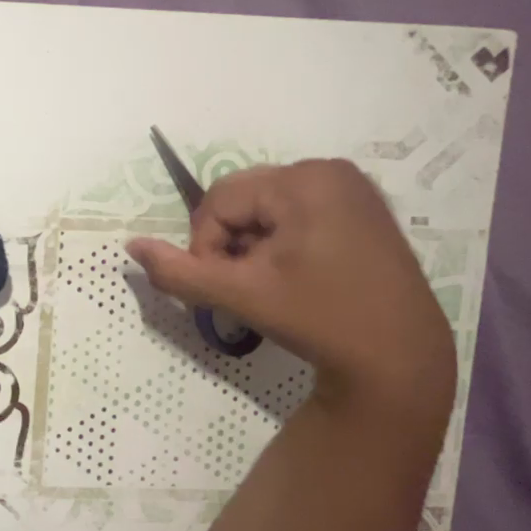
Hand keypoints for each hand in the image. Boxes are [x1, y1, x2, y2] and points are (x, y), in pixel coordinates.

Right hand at [126, 159, 454, 401]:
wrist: (399, 359)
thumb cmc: (319, 319)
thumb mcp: (239, 295)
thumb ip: (178, 270)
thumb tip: (131, 245)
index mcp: (303, 181)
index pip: (217, 202)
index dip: (207, 246)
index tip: (229, 287)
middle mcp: (328, 171)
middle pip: (240, 200)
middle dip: (230, 243)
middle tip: (248, 286)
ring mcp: (350, 187)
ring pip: (263, 208)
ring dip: (251, 244)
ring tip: (272, 283)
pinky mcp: (361, 208)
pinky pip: (294, 213)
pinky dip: (279, 241)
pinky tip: (296, 275)